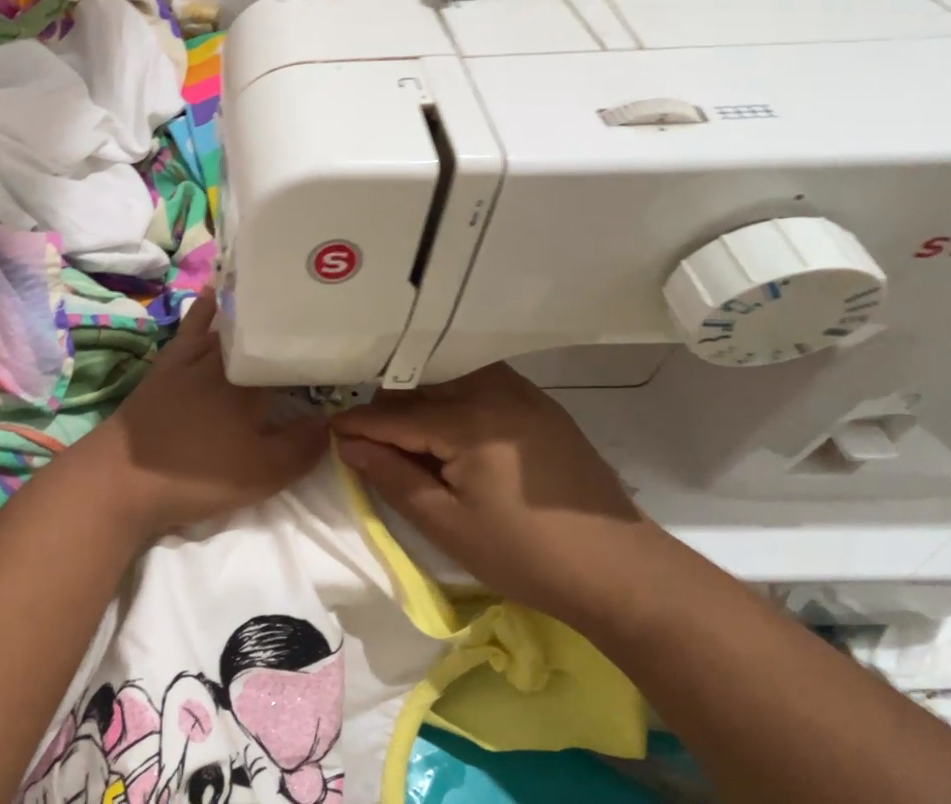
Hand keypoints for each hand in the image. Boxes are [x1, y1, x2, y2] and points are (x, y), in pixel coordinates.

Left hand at [74, 291, 327, 538]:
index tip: (339, 348)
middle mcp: (220, 356)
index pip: (290, 354)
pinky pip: (191, 325)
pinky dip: (206, 309)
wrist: (120, 477)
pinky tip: (212, 296)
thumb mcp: (261, 474)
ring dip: (251, 310)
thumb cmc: (195, 475)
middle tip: (315, 317)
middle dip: (287, 324)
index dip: (316, 350)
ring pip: (226, 321)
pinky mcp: (165, 364)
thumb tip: (330, 421)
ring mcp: (188, 356)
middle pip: (259, 330)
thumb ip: (301, 447)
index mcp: (249, 379)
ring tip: (276, 294)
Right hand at [331, 363, 669, 623]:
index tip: (328, 434)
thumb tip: (347, 445)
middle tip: (366, 444)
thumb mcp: (447, 524)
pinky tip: (449, 433)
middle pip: (420, 387)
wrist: (622, 571)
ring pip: (449, 380)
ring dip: (421, 401)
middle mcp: (495, 391)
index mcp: (470, 420)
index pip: (394, 415)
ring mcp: (523, 394)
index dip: (356, 426)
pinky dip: (453, 401)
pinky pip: (481, 386)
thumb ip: (392, 477)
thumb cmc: (526, 556)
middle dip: (386, 412)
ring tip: (406, 440)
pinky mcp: (541, 406)